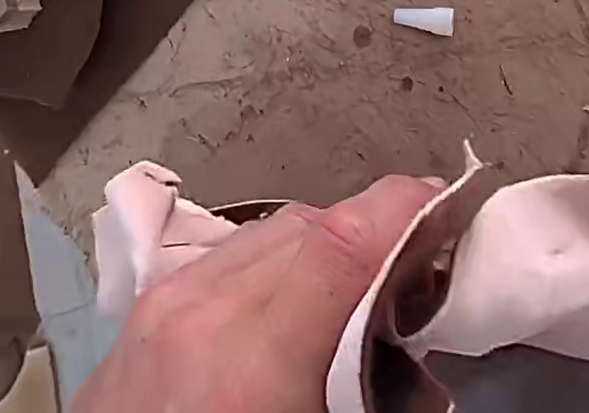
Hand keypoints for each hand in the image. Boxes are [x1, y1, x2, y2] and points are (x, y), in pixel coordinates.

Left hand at [74, 175, 440, 412]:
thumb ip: (382, 383)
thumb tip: (422, 324)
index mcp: (252, 369)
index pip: (343, 238)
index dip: (406, 206)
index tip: (448, 206)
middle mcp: (203, 313)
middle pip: (319, 224)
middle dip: (376, 231)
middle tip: (411, 267)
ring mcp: (163, 303)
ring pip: (279, 228)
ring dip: (329, 242)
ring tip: (350, 285)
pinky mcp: (141, 307)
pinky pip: (238, 250)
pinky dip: (281, 258)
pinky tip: (288, 300)